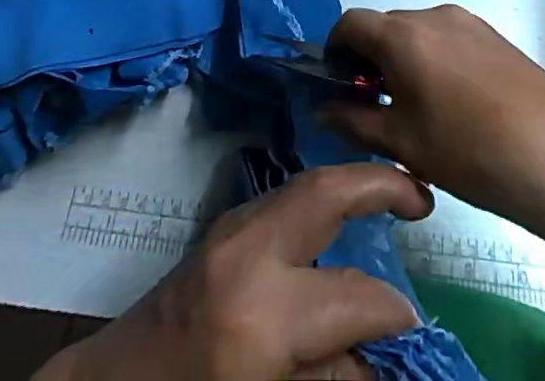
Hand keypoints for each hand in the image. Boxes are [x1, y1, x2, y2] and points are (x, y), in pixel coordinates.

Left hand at [35, 164, 432, 380]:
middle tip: (421, 197)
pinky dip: (319, 199)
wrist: (122, 380)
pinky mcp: (221, 227)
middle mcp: (247, 252)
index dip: (397, 316)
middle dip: (377, 184)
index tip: (416, 330)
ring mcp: (228, 230)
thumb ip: (338, 375)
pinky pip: (281, 201)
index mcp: (264, 312)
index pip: (357, 296)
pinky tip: (339, 217)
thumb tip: (392, 350)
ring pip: (301, 186)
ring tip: (392, 194)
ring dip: (348, 184)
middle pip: (322, 193)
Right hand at [322, 5, 544, 252]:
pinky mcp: (500, 40)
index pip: (349, 23)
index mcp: (403, 34)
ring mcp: (472, 25)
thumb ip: (352, 121)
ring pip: (418, 34)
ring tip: (417, 109)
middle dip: (369, 59)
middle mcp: (434, 16)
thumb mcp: (402, 142)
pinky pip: (450, 41)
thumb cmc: (472, 153)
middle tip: (375, 104)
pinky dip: (434, 62)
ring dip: (402, 60)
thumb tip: (323, 110)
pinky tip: (455, 107)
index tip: (339, 86)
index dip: (334, 51)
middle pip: (384, 26)